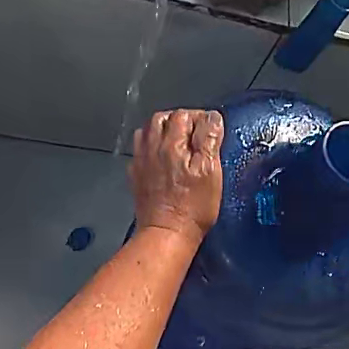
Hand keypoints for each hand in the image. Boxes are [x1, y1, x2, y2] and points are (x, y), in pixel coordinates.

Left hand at [130, 109, 224, 246]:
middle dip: (179, 120)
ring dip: (162, 131)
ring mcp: (141, 162)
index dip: (200, 118)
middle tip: (194, 132)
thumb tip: (211, 118)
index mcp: (172, 144)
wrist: (167, 234)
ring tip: (177, 142)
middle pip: (162, 119)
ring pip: (147, 132)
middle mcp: (152, 148)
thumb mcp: (210, 171)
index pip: (184, 115)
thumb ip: (209, 140)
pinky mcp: (136, 176)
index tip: (210, 129)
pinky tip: (162, 158)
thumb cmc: (192, 207)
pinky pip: (141, 151)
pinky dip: (152, 148)